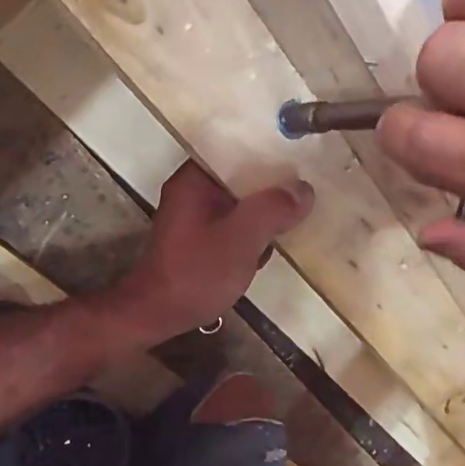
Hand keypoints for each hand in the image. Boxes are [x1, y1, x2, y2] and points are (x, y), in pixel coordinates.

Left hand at [112, 162, 312, 337]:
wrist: (158, 316)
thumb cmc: (196, 274)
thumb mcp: (241, 239)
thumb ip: (273, 210)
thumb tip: (304, 190)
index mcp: (195, 180)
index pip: (235, 149)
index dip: (268, 151)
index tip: (299, 156)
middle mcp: (193, 192)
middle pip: (241, 177)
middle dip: (272, 185)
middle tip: (306, 188)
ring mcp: (196, 217)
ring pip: (240, 203)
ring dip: (264, 212)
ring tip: (297, 214)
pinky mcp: (200, 241)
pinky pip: (234, 225)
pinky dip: (252, 232)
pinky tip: (270, 245)